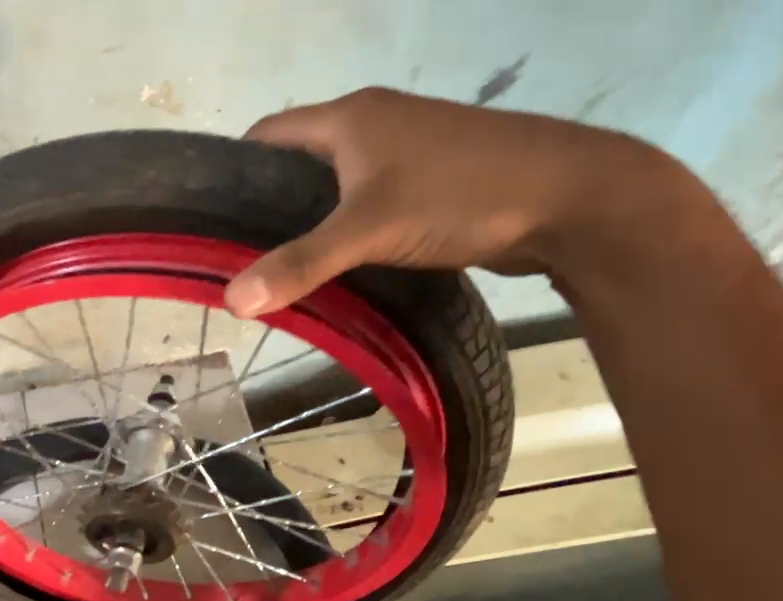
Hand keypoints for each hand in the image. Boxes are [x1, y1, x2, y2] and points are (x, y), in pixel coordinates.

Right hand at [224, 88, 709, 317]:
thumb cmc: (462, 194)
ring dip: (304, 220)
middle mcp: (374, 122)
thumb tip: (230, 301)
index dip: (232, 172)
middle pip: (295, 160)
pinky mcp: (428, 179)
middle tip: (236, 257)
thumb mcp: (369, 230)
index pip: (267, 134)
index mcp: (350, 117)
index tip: (209, 222)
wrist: (573, 198)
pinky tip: (332, 264)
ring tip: (276, 267)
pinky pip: (363, 200)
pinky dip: (341, 228)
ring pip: (331, 183)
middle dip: (264, 204)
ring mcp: (405, 150)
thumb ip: (299, 264)